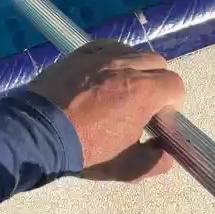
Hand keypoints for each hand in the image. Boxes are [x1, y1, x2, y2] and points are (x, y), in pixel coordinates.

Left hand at [26, 40, 184, 181]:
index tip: (158, 116)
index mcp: (143, 91)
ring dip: (133, 66)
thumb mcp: (128, 167)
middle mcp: (124, 66)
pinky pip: (104, 45)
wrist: (39, 131)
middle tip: (142, 101)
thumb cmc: (86, 148)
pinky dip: (110, 55)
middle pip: (155, 62)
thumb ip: (156, 161)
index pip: (175, 84)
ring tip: (120, 87)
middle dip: (155, 81)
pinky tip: (102, 72)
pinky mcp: (77, 54)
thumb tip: (166, 153)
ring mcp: (98, 56)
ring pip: (130, 50)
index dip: (171, 102)